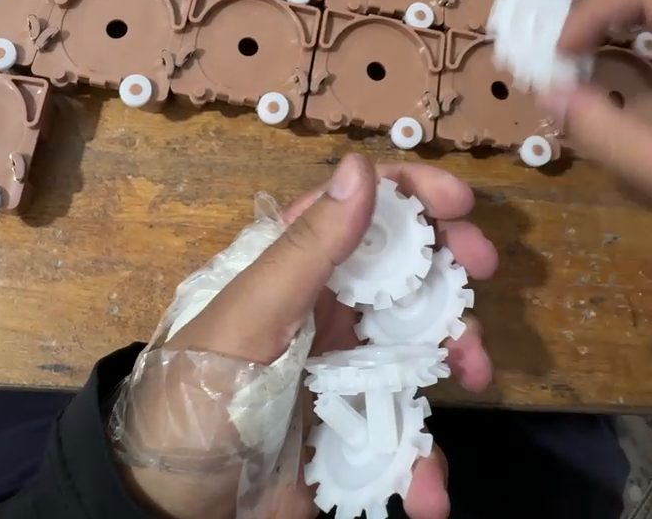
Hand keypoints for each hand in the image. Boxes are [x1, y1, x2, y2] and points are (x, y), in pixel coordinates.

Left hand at [120, 154, 496, 518]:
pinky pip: (404, 433)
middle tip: (482, 271)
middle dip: (447, 263)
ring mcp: (344, 368)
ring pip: (419, 342)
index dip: (413, 192)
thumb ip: (307, 247)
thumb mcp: (251, 314)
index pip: (360, 206)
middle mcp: (327, 306)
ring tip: (473, 374)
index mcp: (297, 265)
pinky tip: (427, 489)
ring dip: (454, 353)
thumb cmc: (201, 392)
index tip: (462, 201)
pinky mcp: (353, 429)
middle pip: (404, 268)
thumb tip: (363, 166)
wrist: (168, 508)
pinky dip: (423, 459)